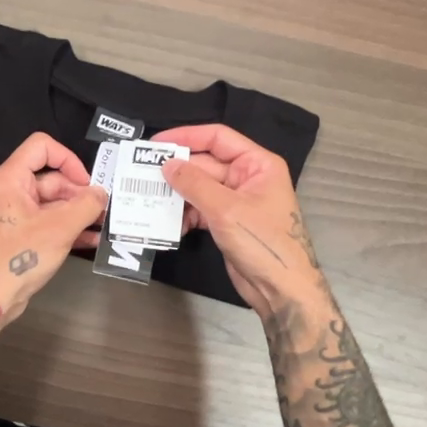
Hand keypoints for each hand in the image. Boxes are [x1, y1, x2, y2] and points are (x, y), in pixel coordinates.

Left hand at [0, 132, 107, 320]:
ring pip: (53, 203)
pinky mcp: (20, 235)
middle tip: (104, 210)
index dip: (68, 159)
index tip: (87, 183)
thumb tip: (102, 194)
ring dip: (78, 212)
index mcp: (12, 179)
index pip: (42, 146)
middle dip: (79, 193)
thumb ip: (86, 206)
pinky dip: (68, 228)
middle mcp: (11, 191)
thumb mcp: (59, 228)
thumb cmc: (19, 257)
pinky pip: (48, 222)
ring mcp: (15, 214)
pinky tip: (91, 240)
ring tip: (104, 224)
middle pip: (52, 177)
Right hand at [152, 123, 322, 313]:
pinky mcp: (228, 222)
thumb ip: (194, 183)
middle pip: (205, 164)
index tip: (157, 143)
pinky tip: (169, 224)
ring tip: (151, 200)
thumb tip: (166, 164)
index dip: (186, 137)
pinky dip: (185, 215)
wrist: (282, 289)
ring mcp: (237, 201)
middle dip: (177, 171)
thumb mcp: (225, 209)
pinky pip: (201, 209)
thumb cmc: (262, 242)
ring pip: (200, 188)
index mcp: (257, 164)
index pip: (218, 138)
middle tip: (144, 175)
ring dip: (178, 195)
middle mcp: (248, 177)